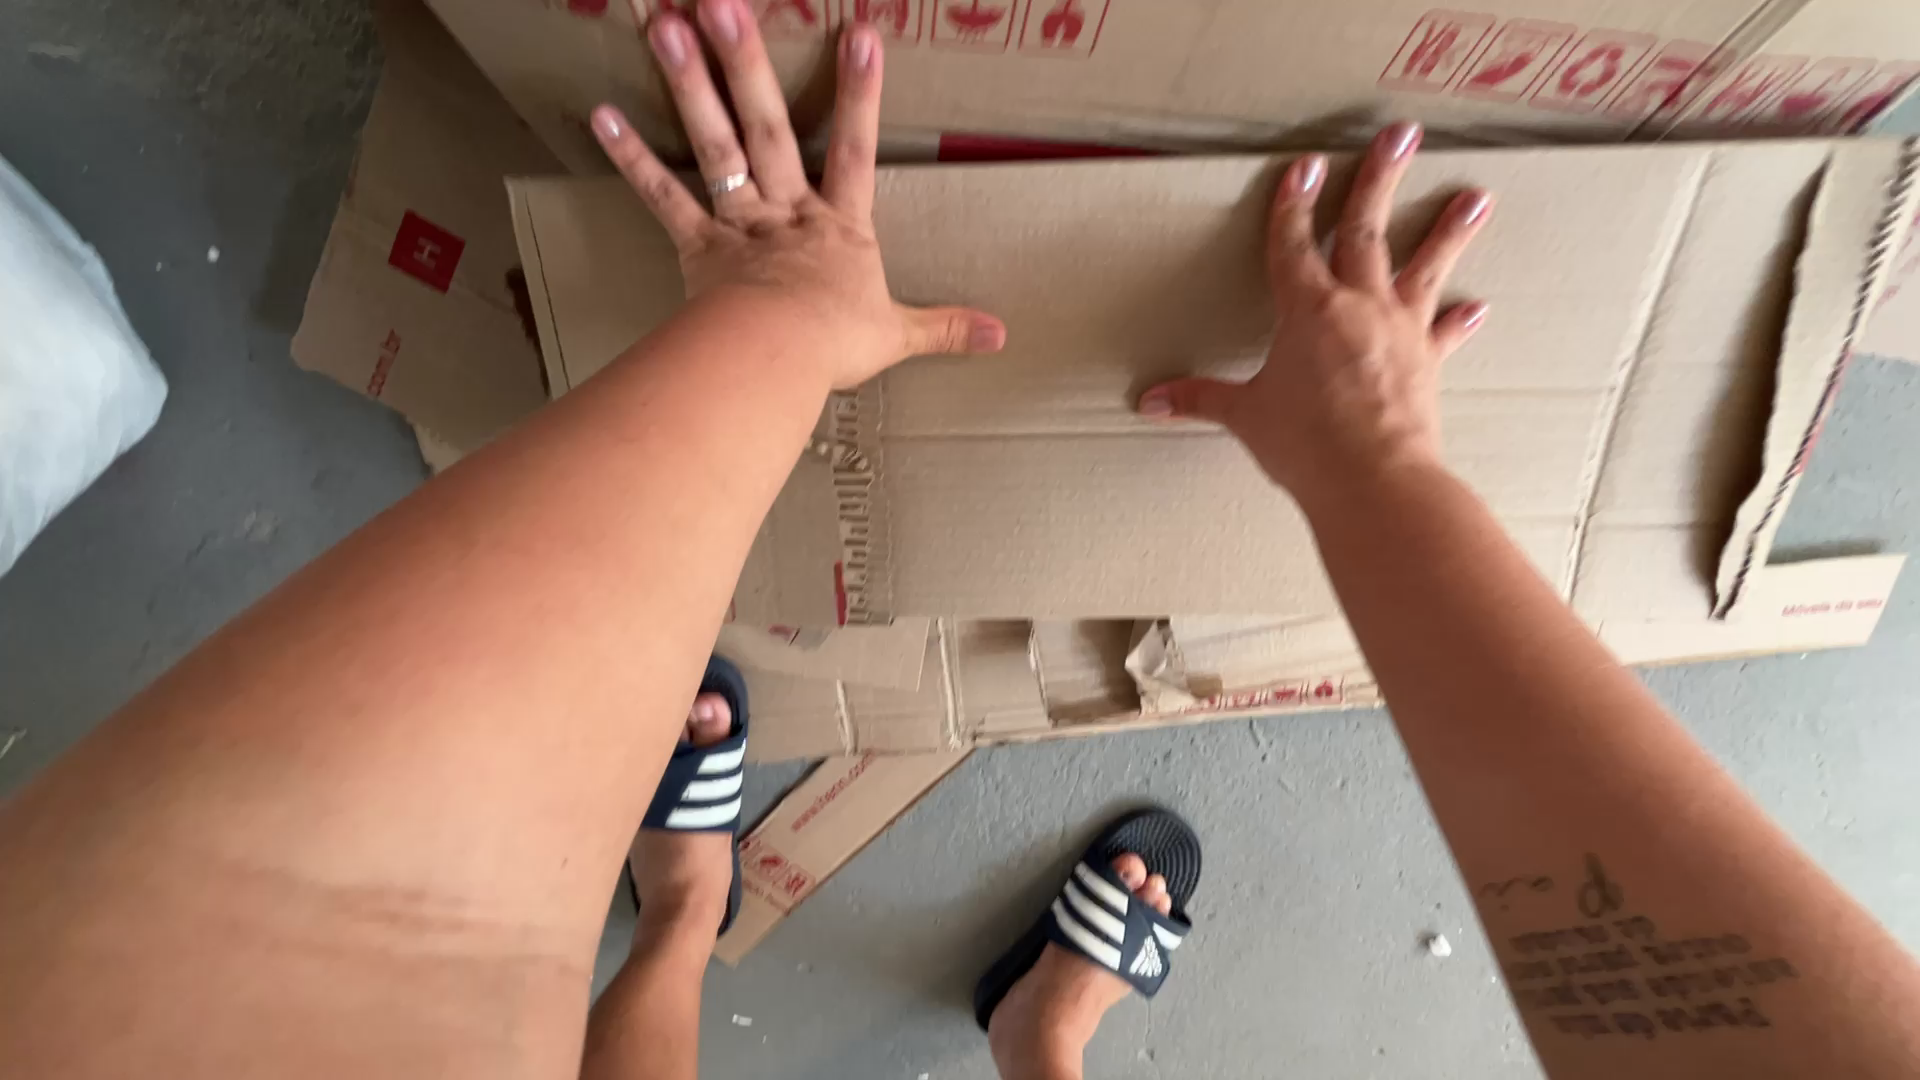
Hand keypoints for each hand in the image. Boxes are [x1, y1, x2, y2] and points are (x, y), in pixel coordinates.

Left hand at [590, 0, 1005, 389]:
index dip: (861, 97)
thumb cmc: (837, 344)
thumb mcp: (900, 336)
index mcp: (840, 230)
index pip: (857, 153)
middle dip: (749, 62)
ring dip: (690, 86)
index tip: (860, 32)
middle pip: (770, 128)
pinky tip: (601, 115)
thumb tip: (1003, 336)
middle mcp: (788, 212)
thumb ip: (947, 328)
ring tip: (661, 21)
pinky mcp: (699, 249)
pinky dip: (634, 160)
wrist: (781, 358)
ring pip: (716, 147)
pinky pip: (664, 199)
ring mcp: (741, 226)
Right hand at [1137, 122, 1491, 512]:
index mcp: (1307, 312)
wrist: (1371, 478)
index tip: (1305, 166)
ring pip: (1423, 267)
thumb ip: (1198, 400)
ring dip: (1447, 231)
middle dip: (1379, 180)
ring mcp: (1398, 330)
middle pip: (1365, 231)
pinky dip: (1458, 321)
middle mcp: (1358, 307)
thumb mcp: (1244, 416)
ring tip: (1474, 199)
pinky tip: (1476, 307)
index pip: (1293, 245)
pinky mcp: (1425, 361)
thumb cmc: (1304, 443)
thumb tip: (1149, 402)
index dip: (1293, 204)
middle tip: (1400, 135)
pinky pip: (1444, 332)